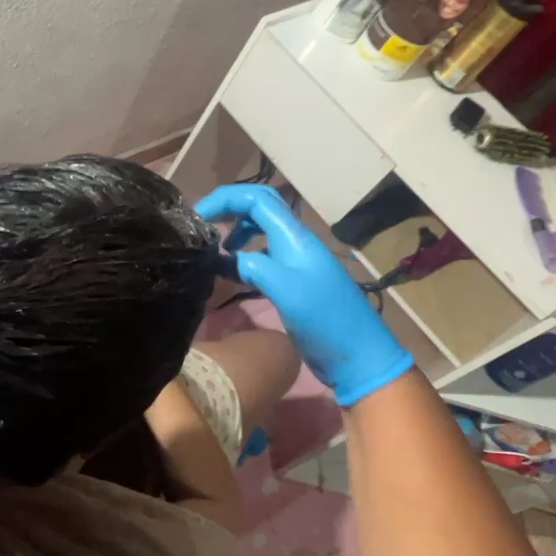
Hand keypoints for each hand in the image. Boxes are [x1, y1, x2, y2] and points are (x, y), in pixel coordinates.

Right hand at [196, 184, 412, 405]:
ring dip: (235, 233)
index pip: (257, 199)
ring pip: (260, 231)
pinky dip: (243, 257)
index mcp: (294, 238)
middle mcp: (295, 242)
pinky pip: (263, 256)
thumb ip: (254, 267)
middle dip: (229, 208)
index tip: (197, 215)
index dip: (225, 199)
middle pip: (260, 208)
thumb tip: (227, 258)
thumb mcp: (285, 291)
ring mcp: (295, 262)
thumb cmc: (324, 321)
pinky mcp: (292, 281)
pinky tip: (230, 273)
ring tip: (213, 250)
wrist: (357, 356)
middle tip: (202, 224)